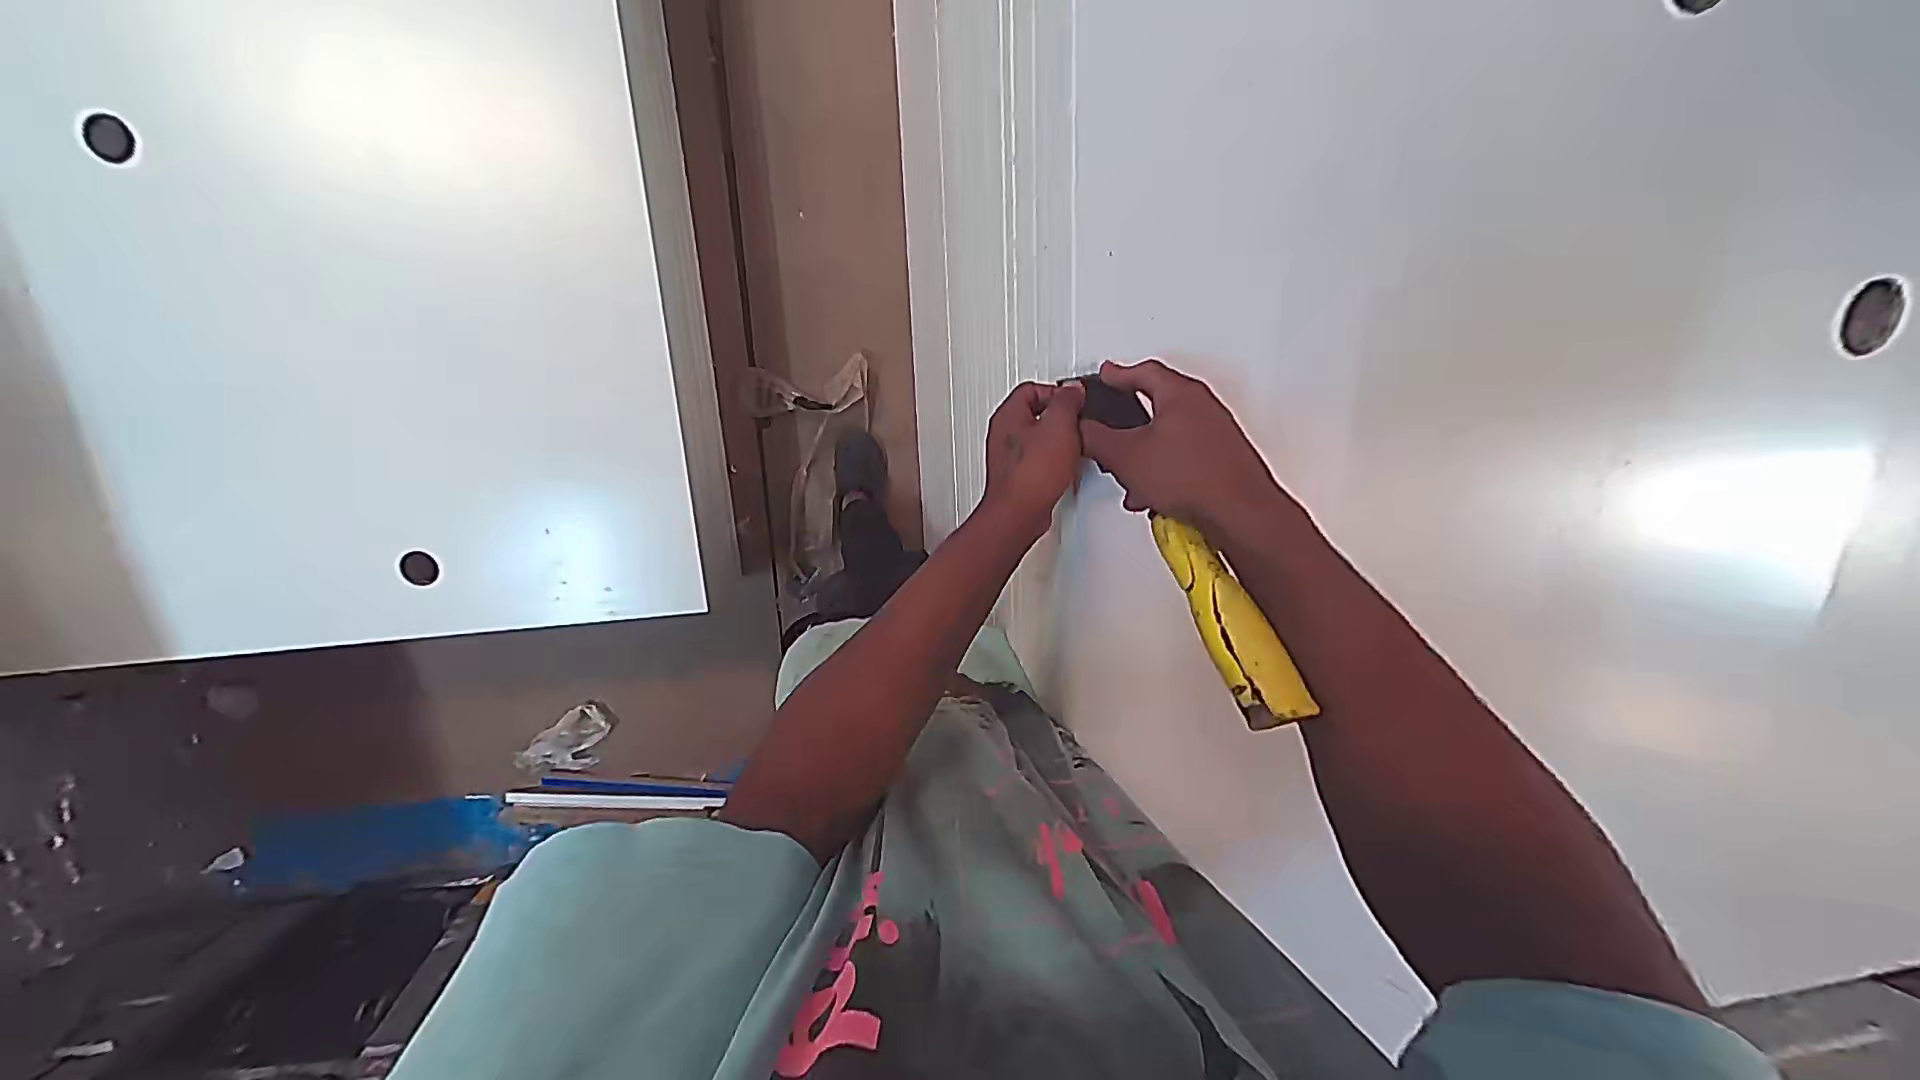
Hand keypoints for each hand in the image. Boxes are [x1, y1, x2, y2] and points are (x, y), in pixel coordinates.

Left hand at [982, 381, 1085, 540]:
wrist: (1020, 513)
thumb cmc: (1031, 474)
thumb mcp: (1060, 425)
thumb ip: (1067, 401)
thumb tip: (1073, 390)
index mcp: (1008, 414)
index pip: (1032, 388)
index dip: (1058, 393)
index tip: (1075, 403)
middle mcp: (1004, 434)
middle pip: (1035, 413)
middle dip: (1059, 418)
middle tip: (1074, 425)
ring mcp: (1009, 457)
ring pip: (1038, 438)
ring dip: (1058, 442)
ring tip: (1071, 448)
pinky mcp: (1018, 476)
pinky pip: (1039, 460)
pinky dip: (1053, 462)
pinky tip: (1064, 469)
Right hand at [1078, 359, 1288, 533]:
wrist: (1237, 512)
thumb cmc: (1197, 478)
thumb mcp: (1125, 455)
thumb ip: (1096, 438)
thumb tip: (1083, 429)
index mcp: (1181, 394)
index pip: (1143, 371)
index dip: (1118, 375)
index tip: (1108, 374)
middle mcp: (1203, 408)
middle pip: (1158, 402)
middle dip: (1130, 422)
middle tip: (1115, 420)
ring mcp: (1216, 433)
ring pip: (1169, 434)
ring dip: (1146, 453)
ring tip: (1131, 473)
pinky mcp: (1221, 459)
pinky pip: (1183, 456)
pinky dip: (1164, 470)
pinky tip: (1153, 493)